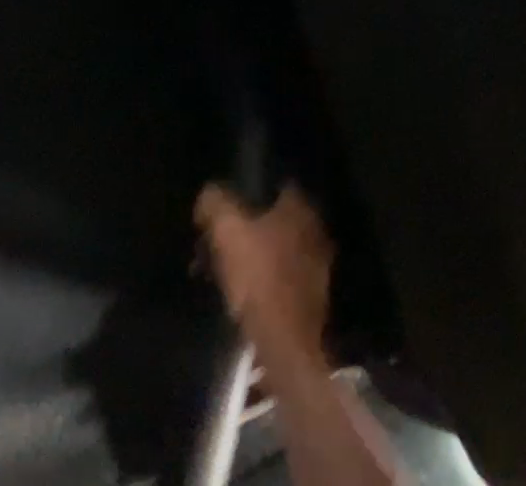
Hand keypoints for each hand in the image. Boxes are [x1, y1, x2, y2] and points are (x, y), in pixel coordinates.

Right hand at [195, 184, 332, 361]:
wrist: (284, 341)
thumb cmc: (257, 276)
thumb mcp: (226, 228)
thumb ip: (215, 201)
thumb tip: (210, 194)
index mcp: (300, 213)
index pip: (279, 184)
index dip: (249, 186)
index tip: (227, 195)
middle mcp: (315, 235)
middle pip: (273, 218)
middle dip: (243, 222)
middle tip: (216, 231)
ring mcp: (316, 268)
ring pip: (272, 247)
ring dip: (247, 251)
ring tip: (216, 262)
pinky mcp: (308, 296)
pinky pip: (275, 274)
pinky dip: (255, 275)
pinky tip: (232, 285)